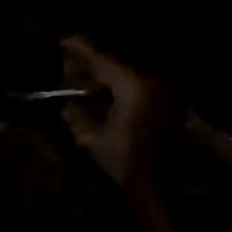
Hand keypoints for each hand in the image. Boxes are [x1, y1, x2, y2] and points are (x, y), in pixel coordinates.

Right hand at [59, 37, 182, 231]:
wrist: (165, 189)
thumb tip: (69, 106)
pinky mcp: (167, 106)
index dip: (81, 51)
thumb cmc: (127, 165)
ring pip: (128, 76)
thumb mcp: (94, 141)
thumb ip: (79, 117)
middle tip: (68, 65)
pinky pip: (137, 88)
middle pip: (117, 65)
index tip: (64, 41)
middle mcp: (153, 82)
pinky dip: (118, 90)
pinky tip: (101, 98)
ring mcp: (164, 93)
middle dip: (92, 65)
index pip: (104, 61)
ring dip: (105, 79)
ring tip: (81, 83)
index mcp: (134, 87)